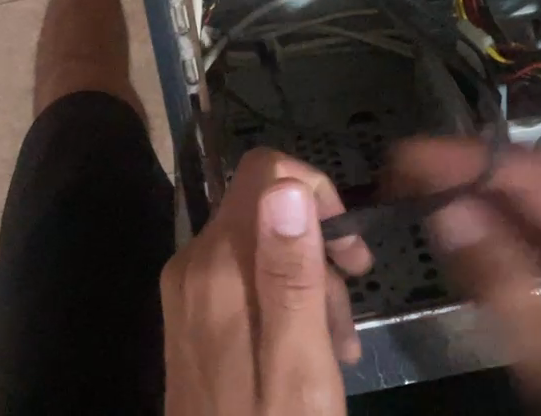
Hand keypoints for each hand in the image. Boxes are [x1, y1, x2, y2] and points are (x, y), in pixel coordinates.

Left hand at [161, 148, 373, 415]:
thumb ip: (289, 274)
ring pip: (262, 244)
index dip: (315, 192)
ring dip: (309, 281)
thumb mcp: (298, 370)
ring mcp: (190, 291)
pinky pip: (247, 280)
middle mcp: (194, 263)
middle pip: (267, 208)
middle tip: (351, 312)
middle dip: (319, 247)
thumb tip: (285, 183)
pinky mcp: (195, 317)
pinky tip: (309, 352)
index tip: (349, 250)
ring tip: (337, 347)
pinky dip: (286, 301)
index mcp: (217, 266)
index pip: (264, 171)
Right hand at [391, 137, 540, 403]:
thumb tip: (447, 212)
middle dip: (465, 173)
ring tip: (431, 199)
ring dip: (486, 196)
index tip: (404, 157)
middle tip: (405, 178)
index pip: (525, 171)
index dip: (458, 157)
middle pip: (535, 178)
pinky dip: (517, 221)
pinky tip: (484, 232)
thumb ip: (501, 282)